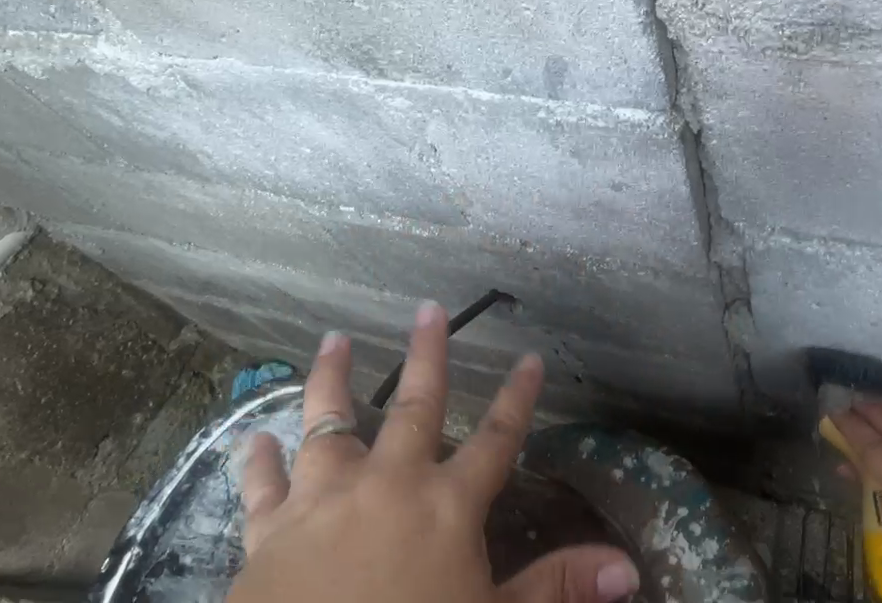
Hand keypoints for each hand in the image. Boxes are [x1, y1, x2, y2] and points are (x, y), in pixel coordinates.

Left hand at [228, 303, 641, 602]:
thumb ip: (558, 586)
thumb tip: (630, 567)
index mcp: (447, 505)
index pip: (496, 439)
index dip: (518, 397)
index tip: (530, 356)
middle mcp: (389, 485)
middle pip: (415, 407)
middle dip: (427, 355)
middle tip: (427, 307)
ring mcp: (325, 502)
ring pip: (329, 425)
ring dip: (331, 379)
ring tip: (333, 340)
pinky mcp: (270, 534)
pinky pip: (263, 488)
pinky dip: (258, 462)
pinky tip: (252, 438)